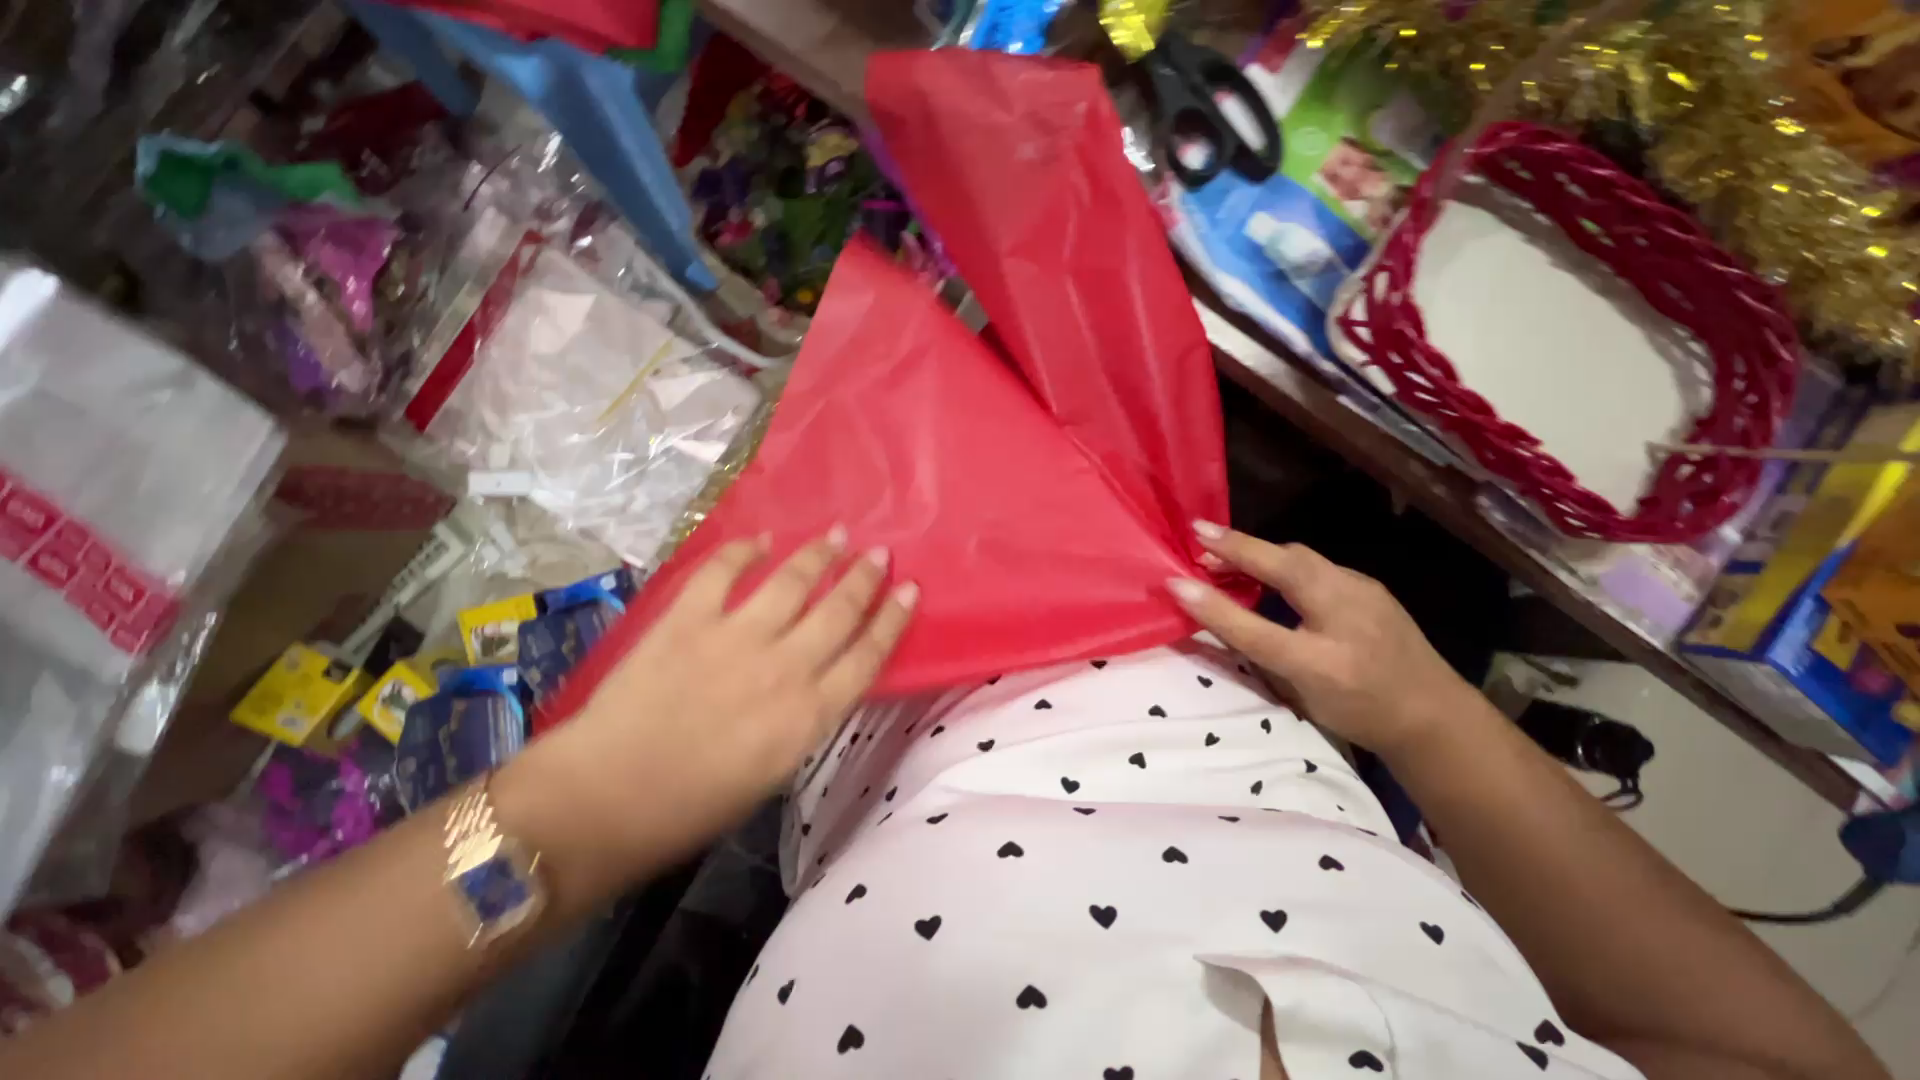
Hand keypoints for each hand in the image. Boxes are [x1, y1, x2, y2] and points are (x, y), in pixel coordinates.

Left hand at [529, 529, 916, 874]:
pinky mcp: (688, 619)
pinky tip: (761, 542)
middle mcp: (785, 668)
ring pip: (792, 582)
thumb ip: (799, 724)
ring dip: (818, 556)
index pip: (866, 657)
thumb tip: (808, 690)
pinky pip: (724, 572)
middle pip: (838, 612)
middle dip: (864, 579)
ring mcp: (736, 637)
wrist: (610, 796)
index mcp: (809, 716)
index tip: (909, 592)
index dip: (891, 621)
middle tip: (878, 555)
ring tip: (836, 535)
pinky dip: (744, 552)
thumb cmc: (692, 808)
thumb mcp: (772, 775)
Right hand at [1167, 521, 1477, 758]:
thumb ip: (1259, 652)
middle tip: (1198, 544)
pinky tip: (1273, 576)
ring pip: (1304, 560)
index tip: (1173, 581)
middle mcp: (1348, 613)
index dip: (1213, 604)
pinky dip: (1286, 563)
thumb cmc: (1362, 713)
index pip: (1256, 624)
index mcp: (1325, 654)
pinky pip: (1318, 567)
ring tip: (1225, 558)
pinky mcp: (1372, 590)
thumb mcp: (1303, 693)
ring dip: (1261, 553)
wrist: (1436, 718)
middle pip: (1288, 564)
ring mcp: (1365, 593)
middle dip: (1239, 548)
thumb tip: (1216, 617)